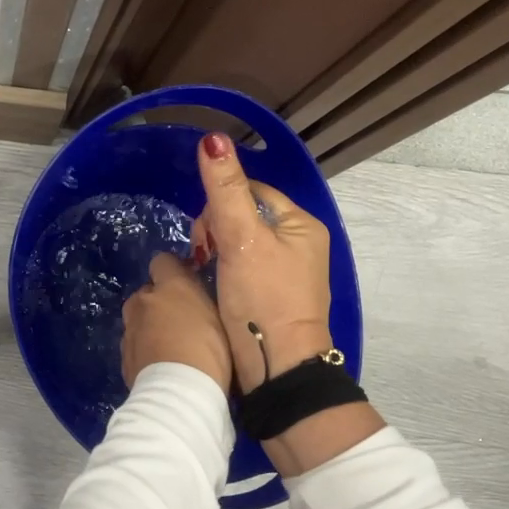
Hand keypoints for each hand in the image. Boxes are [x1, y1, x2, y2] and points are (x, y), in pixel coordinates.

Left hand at [121, 253, 232, 392]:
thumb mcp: (218, 318)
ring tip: (169, 346)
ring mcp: (129, 327)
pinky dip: (143, 348)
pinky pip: (134, 342)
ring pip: (137, 317)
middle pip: (148, 292)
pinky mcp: (123, 353)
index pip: (163, 261)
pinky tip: (159, 364)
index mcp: (170, 286)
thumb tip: (190, 294)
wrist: (179, 393)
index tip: (185, 284)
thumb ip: (199, 300)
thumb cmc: (209, 352)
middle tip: (180, 322)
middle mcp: (143, 300)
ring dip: (149, 325)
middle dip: (159, 301)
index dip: (173, 271)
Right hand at [190, 132, 335, 394]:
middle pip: (240, 215)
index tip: (208, 236)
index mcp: (300, 224)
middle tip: (207, 259)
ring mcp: (285, 272)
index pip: (249, 190)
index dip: (219, 206)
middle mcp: (298, 243)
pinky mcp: (270, 296)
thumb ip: (224, 189)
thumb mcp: (240, 239)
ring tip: (207, 276)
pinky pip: (239, 268)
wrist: (277, 370)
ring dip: (214, 254)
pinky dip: (222, 274)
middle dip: (215, 232)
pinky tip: (213, 288)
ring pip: (235, 243)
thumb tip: (212, 138)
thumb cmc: (263, 299)